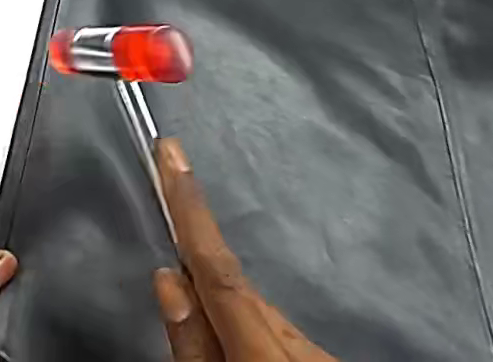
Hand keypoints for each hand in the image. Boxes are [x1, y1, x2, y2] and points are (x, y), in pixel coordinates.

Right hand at [152, 138, 339, 361]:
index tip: (172, 152)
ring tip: (211, 345)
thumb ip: (193, 349)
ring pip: (262, 318)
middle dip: (203, 274)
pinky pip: (282, 339)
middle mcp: (302, 351)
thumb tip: (168, 276)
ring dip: (230, 318)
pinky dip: (255, 338)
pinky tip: (246, 355)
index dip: (189, 208)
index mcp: (267, 358)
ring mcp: (323, 360)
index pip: (218, 270)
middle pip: (239, 294)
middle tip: (177, 273)